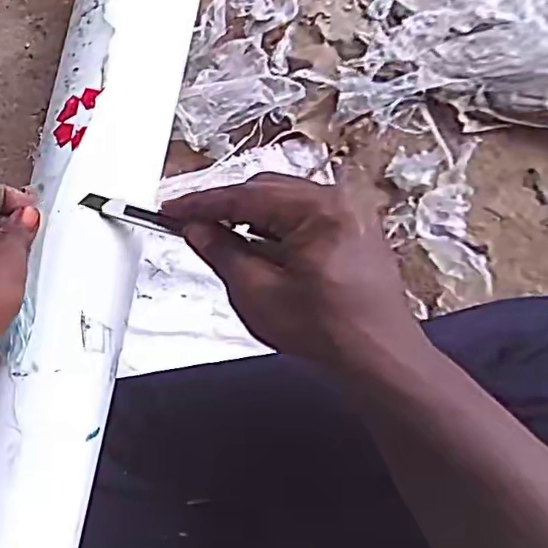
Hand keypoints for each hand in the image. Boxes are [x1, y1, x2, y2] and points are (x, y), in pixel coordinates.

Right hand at [162, 171, 420, 368]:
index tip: (171, 208)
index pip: (245, 196)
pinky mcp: (351, 234)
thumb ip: (221, 252)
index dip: (200, 203)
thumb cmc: (324, 329)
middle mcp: (340, 204)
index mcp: (319, 210)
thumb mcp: (255, 291)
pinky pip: (300, 218)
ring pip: (282, 202)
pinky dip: (268, 226)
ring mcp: (350, 217)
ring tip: (210, 233)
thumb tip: (196, 229)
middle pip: (266, 190)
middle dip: (223, 205)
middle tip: (185, 220)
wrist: (376, 357)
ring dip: (244, 215)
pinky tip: (246, 243)